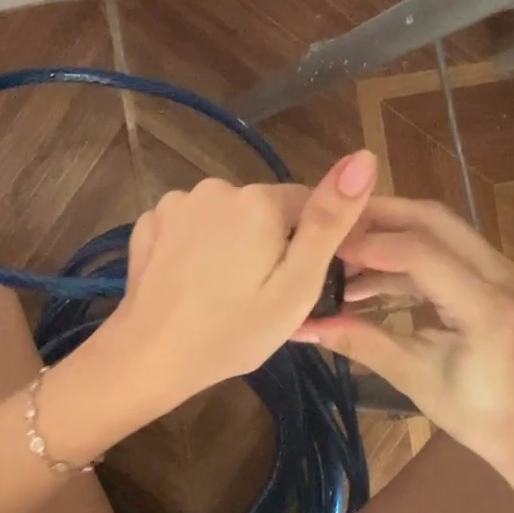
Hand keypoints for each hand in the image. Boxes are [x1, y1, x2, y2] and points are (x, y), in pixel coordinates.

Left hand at [107, 151, 376, 405]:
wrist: (149, 356)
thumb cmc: (233, 332)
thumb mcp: (296, 286)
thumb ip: (329, 221)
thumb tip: (364, 155)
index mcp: (259, 201)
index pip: (307, 204)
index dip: (312, 242)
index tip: (303, 281)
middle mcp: (216, 187)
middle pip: (263, 209)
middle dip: (269, 242)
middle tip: (260, 295)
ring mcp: (176, 203)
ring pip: (224, 216)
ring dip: (230, 242)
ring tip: (223, 292)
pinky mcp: (148, 222)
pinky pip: (189, 226)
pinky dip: (195, 247)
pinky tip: (190, 282)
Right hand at [289, 196, 513, 474]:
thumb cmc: (477, 416)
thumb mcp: (414, 379)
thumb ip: (360, 343)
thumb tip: (300, 326)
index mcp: (488, 309)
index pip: (421, 253)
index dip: (369, 244)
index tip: (324, 246)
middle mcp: (505, 278)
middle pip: (435, 221)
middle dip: (379, 217)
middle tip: (331, 227)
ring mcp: (508, 273)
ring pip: (444, 229)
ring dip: (392, 234)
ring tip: (343, 255)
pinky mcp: (502, 278)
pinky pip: (451, 250)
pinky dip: (410, 255)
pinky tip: (372, 276)